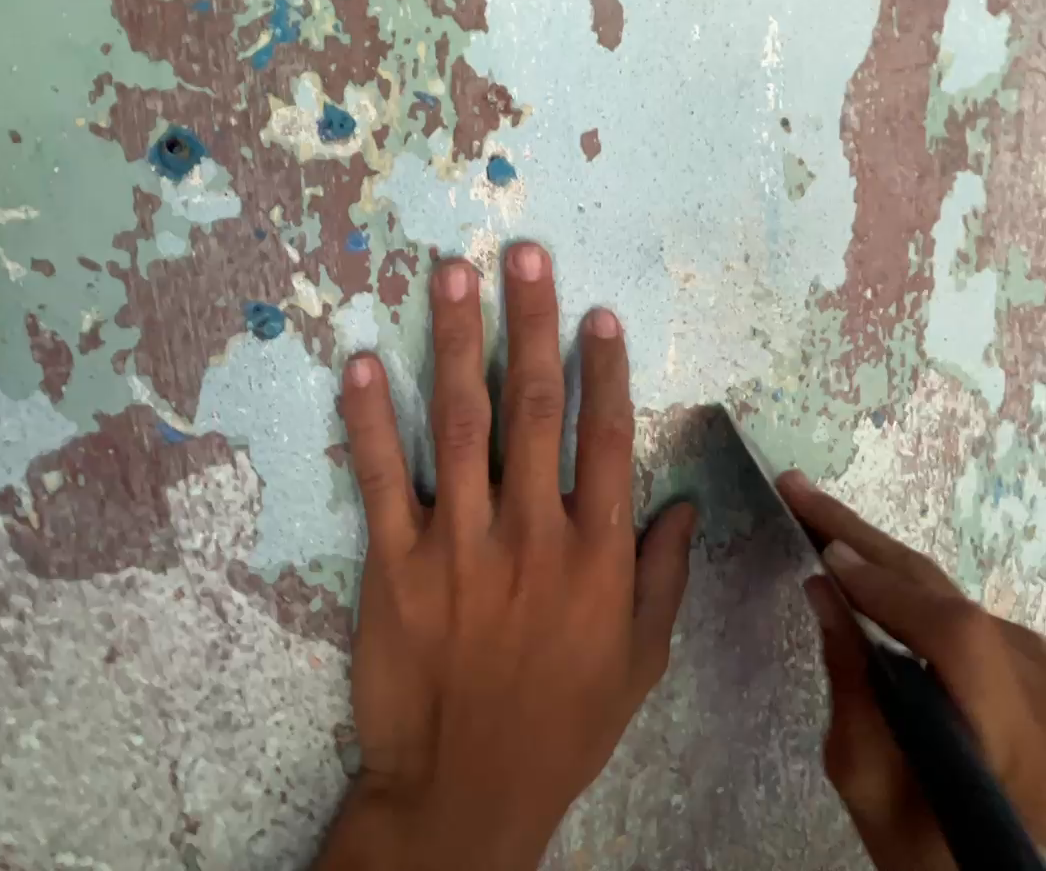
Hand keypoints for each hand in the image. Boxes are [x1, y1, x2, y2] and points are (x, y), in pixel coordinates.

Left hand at [313, 243, 696, 870]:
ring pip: (460, 423)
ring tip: (454, 277)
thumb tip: (684, 505)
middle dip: (531, 322)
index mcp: (594, 555)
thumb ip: (662, 577)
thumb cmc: (562, 724)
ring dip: (457, 343)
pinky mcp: (394, 564)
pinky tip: (361, 362)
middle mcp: (530, 533)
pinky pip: (382, 477)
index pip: (604, 439)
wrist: (466, 790)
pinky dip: (369, 418)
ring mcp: (457, 543)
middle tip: (524, 255)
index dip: (605, 369)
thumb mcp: (639, 661)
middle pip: (535, 407)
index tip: (598, 313)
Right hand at [779, 473, 1045, 870]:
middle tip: (803, 494)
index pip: (956, 639)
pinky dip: (921, 596)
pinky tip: (880, 585)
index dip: (888, 588)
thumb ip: (849, 680)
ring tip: (829, 535)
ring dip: (889, 567)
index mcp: (1010, 751)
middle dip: (868, 543)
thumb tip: (824, 588)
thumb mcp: (859, 774)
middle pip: (956, 602)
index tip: (824, 551)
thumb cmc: (916, 838)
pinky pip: (975, 618)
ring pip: (960, 602)